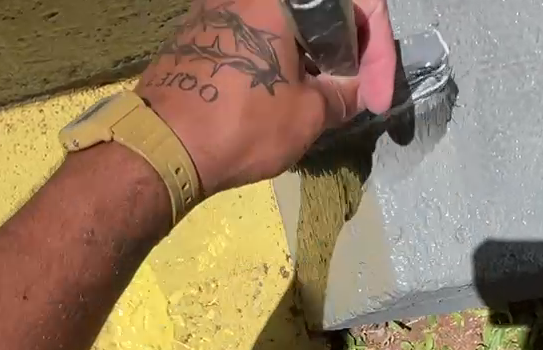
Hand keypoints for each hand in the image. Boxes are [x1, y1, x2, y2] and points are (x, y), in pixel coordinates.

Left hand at [137, 0, 396, 193]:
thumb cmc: (242, 124)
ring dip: (312, 51)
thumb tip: (354, 92)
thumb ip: (340, 96)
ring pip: (287, 17)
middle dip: (346, 47)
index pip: (360, 1)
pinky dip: (280, 54)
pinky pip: (257, 28)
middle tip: (353, 89)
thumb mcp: (306, 117)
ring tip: (320, 97)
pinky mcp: (202, 23)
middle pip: (321, 4)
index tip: (378, 98)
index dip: (379, 52)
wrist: (163, 143)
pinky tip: (284, 91)